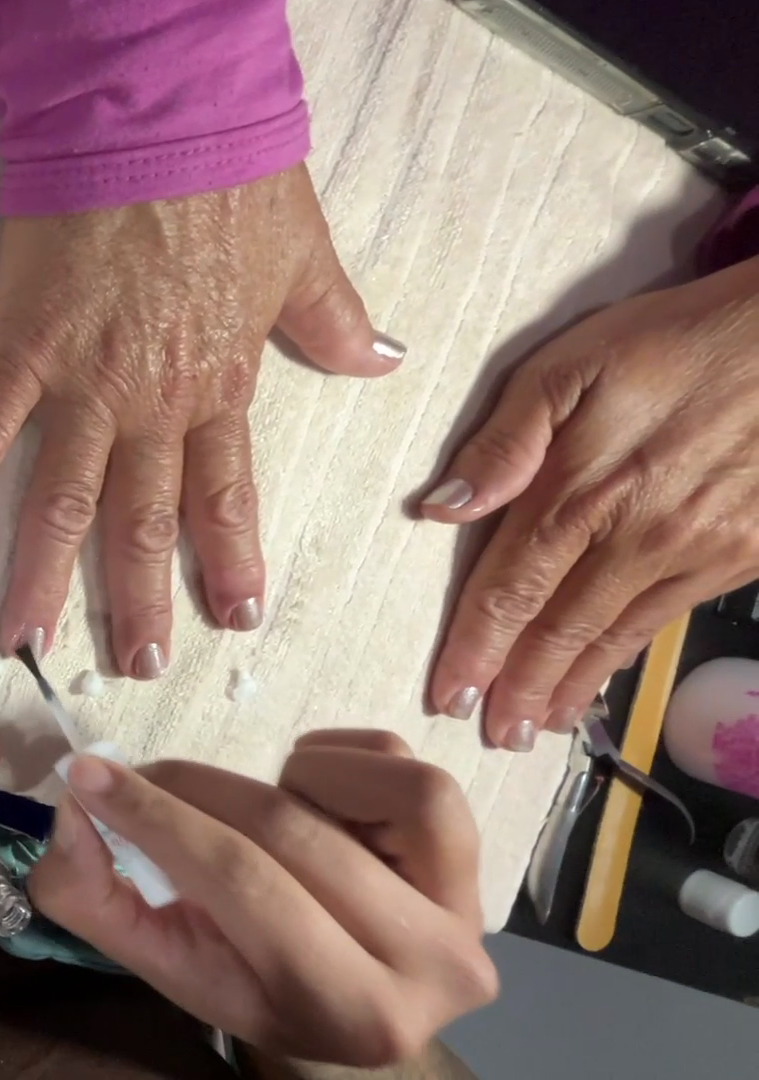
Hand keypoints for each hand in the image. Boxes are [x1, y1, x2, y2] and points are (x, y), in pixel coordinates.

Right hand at [0, 165, 401, 674]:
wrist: (153, 117)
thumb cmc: (225, 178)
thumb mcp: (301, 249)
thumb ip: (332, 319)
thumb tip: (380, 362)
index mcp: (216, 383)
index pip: (226, 491)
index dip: (231, 558)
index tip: (235, 619)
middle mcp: (148, 404)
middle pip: (142, 519)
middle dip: (141, 597)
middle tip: (136, 666)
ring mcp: (79, 386)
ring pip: (61, 500)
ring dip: (44, 577)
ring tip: (28, 642)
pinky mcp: (19, 355)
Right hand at [27, 730, 497, 1066]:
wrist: (332, 987)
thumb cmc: (233, 968)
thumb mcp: (149, 949)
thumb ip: (89, 891)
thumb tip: (73, 804)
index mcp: (343, 1010)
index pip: (240, 881)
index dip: (155, 815)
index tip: (85, 773)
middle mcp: (434, 971)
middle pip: (286, 829)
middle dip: (189, 786)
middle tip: (137, 780)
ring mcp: (470, 912)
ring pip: (369, 789)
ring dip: (283, 778)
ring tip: (249, 808)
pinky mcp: (476, 856)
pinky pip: (405, 764)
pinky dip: (339, 758)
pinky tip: (308, 795)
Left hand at [421, 257, 758, 749]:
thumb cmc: (675, 343)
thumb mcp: (565, 371)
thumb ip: (501, 445)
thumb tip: (438, 509)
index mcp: (579, 495)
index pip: (506, 591)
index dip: (473, 648)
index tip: (447, 695)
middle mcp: (639, 536)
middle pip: (558, 628)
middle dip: (518, 686)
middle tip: (488, 735)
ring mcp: (703, 548)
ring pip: (616, 633)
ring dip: (570, 684)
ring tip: (537, 727)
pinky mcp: (749, 551)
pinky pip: (669, 618)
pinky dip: (627, 656)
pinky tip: (603, 679)